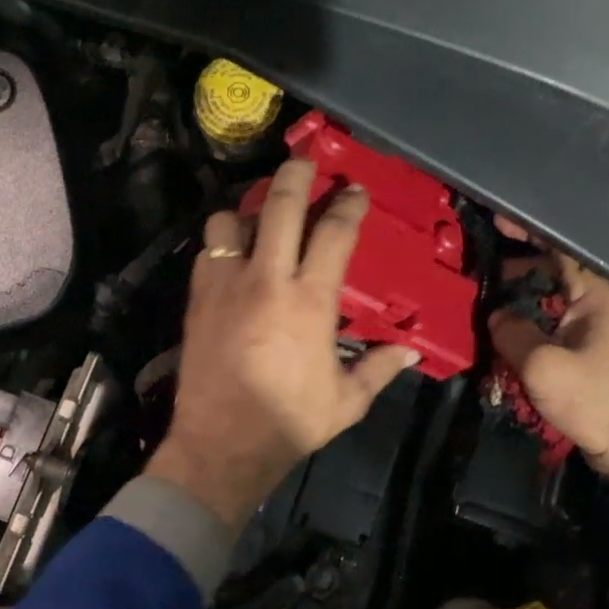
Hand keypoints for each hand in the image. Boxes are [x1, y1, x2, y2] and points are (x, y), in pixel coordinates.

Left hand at [147, 160, 421, 527]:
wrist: (221, 444)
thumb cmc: (289, 422)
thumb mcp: (348, 402)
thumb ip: (380, 368)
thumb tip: (411, 351)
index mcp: (309, 300)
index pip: (335, 232)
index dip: (349, 205)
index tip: (356, 193)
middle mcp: (266, 280)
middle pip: (280, 205)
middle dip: (297, 175)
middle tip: (306, 164)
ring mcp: (225, 286)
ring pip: (229, 221)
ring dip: (246, 212)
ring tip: (259, 218)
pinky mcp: (197, 300)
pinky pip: (206, 253)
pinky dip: (221, 246)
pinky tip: (232, 258)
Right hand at [487, 217, 608, 514]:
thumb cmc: (599, 400)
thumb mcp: (542, 365)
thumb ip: (511, 333)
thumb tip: (495, 316)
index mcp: (596, 295)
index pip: (558, 248)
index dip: (525, 231)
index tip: (494, 220)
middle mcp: (599, 307)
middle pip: (549, 277)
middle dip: (513, 274)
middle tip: (475, 273)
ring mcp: (596, 334)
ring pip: (547, 309)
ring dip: (516, 309)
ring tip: (481, 309)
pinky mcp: (590, 360)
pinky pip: (550, 335)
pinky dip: (526, 334)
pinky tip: (503, 344)